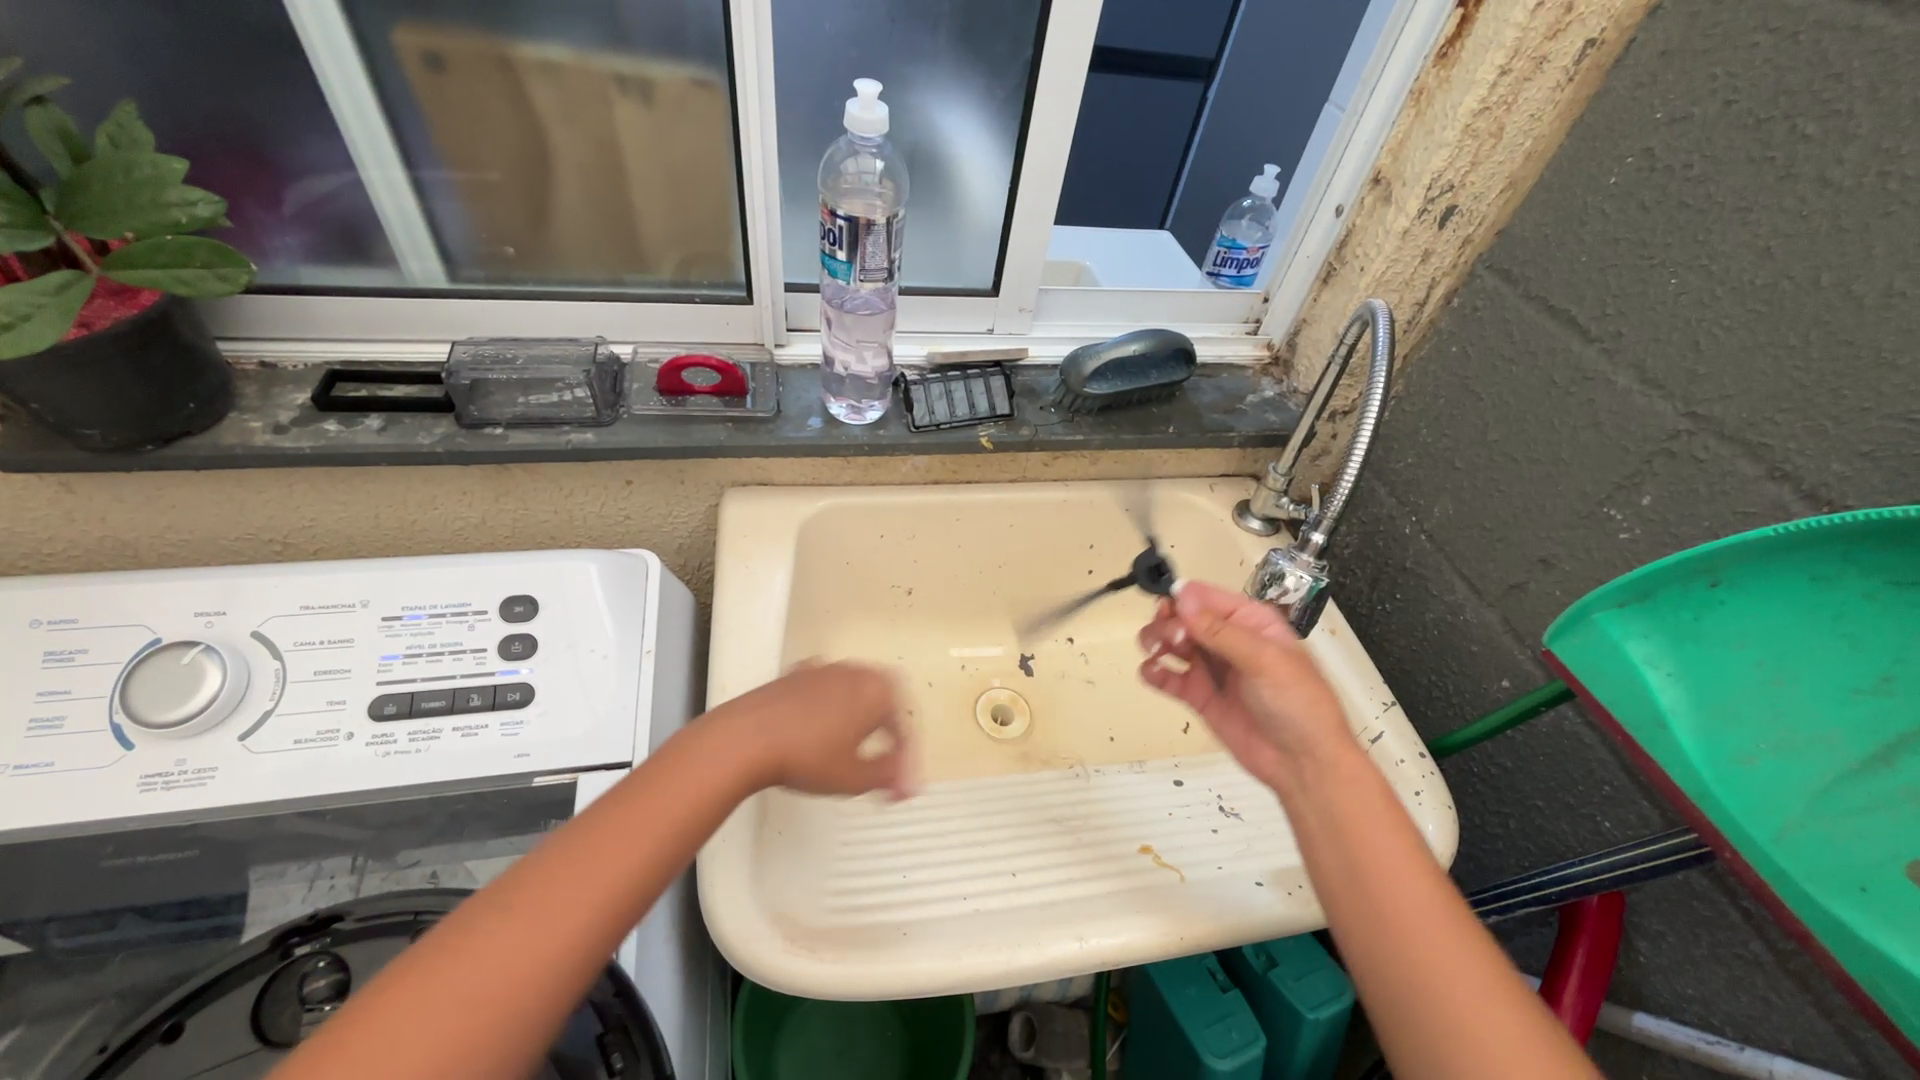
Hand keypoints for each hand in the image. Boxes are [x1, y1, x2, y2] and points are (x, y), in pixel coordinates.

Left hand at [710, 661, 914, 799]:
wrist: (745, 739)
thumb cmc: (807, 757)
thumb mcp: (855, 778)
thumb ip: (888, 775)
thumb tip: (903, 777)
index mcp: (878, 689)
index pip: (904, 729)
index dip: (906, 763)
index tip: (900, 790)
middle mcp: (854, 671)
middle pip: (883, 704)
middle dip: (887, 736)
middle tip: (885, 767)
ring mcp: (822, 670)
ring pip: (853, 696)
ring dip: (859, 722)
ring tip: (853, 753)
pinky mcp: (794, 676)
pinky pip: (825, 694)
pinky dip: (831, 714)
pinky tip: (819, 736)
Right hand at [1138, 581, 1352, 786]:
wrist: (1304, 764)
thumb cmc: (1298, 704)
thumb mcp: (1265, 660)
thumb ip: (1220, 631)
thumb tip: (1182, 596)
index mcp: (1250, 621)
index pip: (1206, 597)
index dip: (1183, 599)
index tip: (1167, 611)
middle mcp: (1227, 639)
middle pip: (1182, 617)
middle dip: (1168, 622)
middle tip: (1172, 641)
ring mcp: (1211, 668)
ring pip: (1170, 642)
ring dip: (1156, 641)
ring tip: (1158, 654)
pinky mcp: (1198, 696)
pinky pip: (1167, 676)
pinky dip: (1153, 671)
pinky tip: (1153, 673)